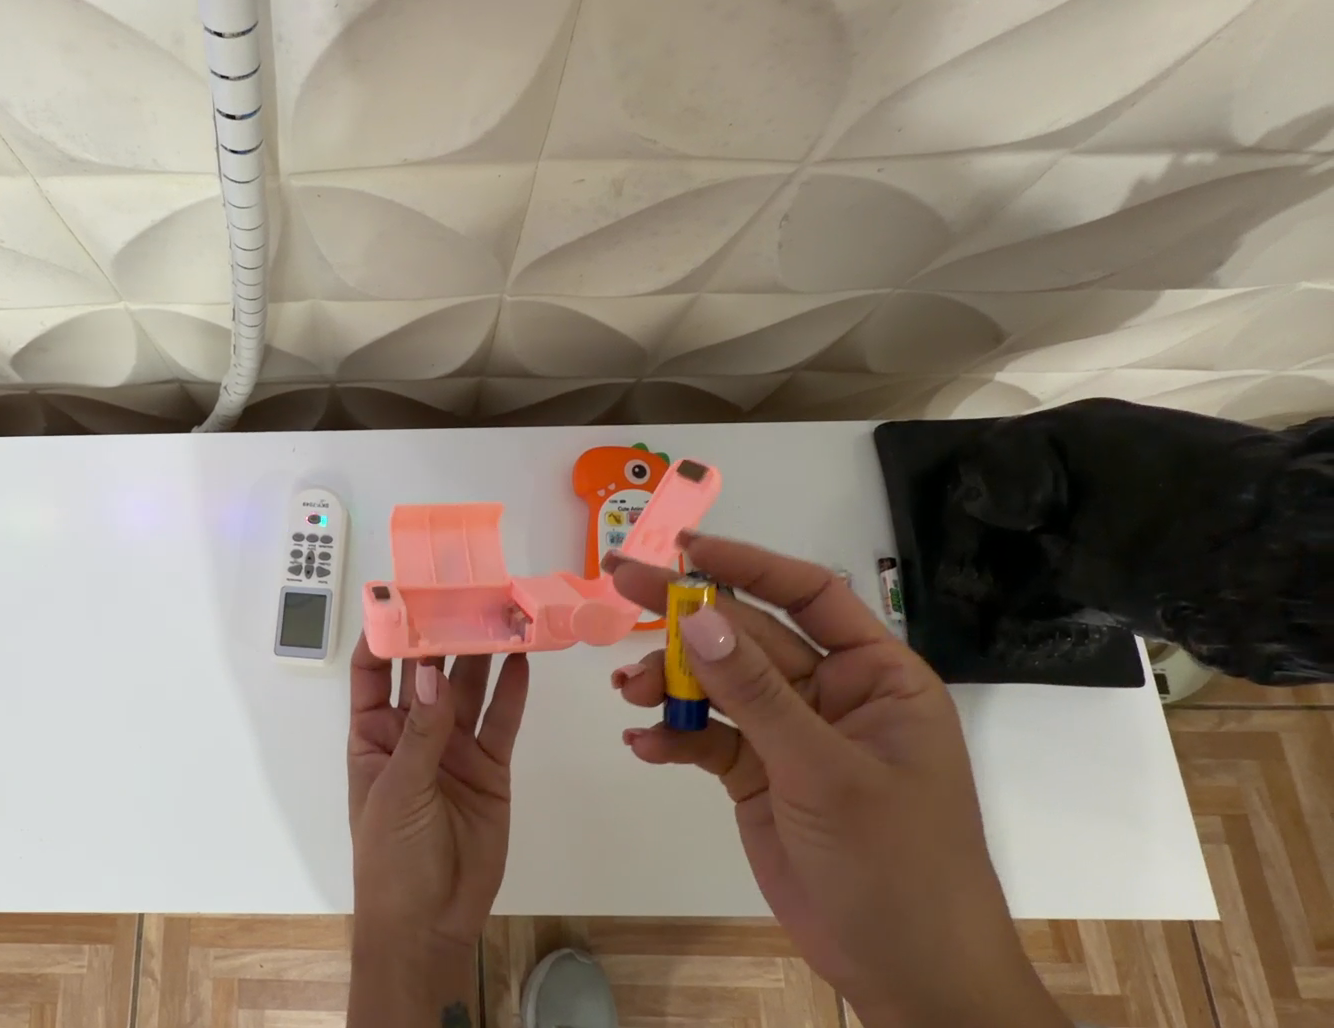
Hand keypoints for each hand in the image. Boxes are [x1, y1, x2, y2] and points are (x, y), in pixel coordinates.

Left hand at [345, 637, 528, 1027]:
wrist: (432, 922)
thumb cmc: (392, 856)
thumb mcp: (399, 789)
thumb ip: (421, 731)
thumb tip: (430, 672)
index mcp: (374, 733)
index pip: (374, 672)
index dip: (386, 636)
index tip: (403, 598)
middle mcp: (413, 731)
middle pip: (426, 672)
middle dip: (440, 635)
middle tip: (462, 594)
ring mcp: (453, 746)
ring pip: (467, 688)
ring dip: (480, 654)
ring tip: (498, 614)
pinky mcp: (490, 765)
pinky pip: (501, 720)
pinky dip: (511, 690)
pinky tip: (522, 658)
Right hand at [606, 537, 1069, 1027]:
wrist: (907, 978)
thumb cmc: (896, 865)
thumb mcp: (823, 771)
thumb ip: (755, 692)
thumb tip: (696, 616)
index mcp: (875, 676)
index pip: (809, 595)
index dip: (748, 564)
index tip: (684, 548)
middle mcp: (829, 693)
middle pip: (746, 636)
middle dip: (683, 619)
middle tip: (619, 585)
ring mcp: (789, 735)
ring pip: (717, 684)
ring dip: (670, 681)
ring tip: (628, 693)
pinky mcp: (756, 774)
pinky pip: (706, 737)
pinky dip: (673, 737)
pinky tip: (644, 746)